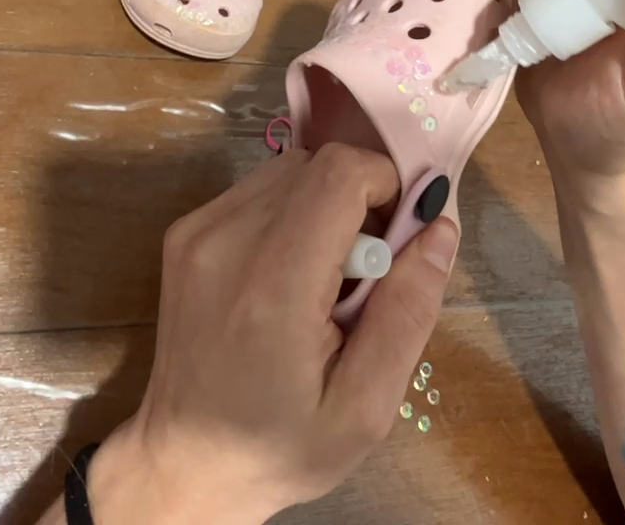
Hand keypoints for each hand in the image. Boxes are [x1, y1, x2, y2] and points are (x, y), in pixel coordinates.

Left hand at [88, 144, 459, 523]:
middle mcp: (226, 239)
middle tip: (363, 272)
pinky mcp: (185, 229)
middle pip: (317, 164)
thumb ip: (408, 309)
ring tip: (323, 277)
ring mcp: (197, 229)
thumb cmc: (280, 444)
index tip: (396, 241)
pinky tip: (288, 272)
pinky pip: (259, 189)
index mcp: (273, 283)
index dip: (385, 187)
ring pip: (289, 170)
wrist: (184, 460)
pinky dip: (290, 213)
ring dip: (323, 205)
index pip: (340, 172)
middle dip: (358, 201)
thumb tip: (440, 227)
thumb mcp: (366, 406)